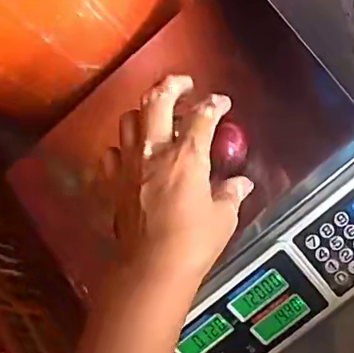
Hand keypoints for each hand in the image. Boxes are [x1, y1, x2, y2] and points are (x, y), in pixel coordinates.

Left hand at [109, 75, 253, 287]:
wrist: (152, 267)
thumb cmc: (193, 243)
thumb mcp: (223, 218)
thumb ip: (230, 194)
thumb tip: (240, 185)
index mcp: (188, 156)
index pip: (202, 116)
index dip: (214, 104)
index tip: (221, 103)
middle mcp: (155, 152)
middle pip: (158, 101)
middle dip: (172, 86)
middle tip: (184, 85)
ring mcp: (130, 165)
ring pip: (130, 118)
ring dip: (145, 110)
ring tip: (157, 114)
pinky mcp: (114, 182)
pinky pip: (113, 151)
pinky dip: (123, 145)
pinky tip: (132, 151)